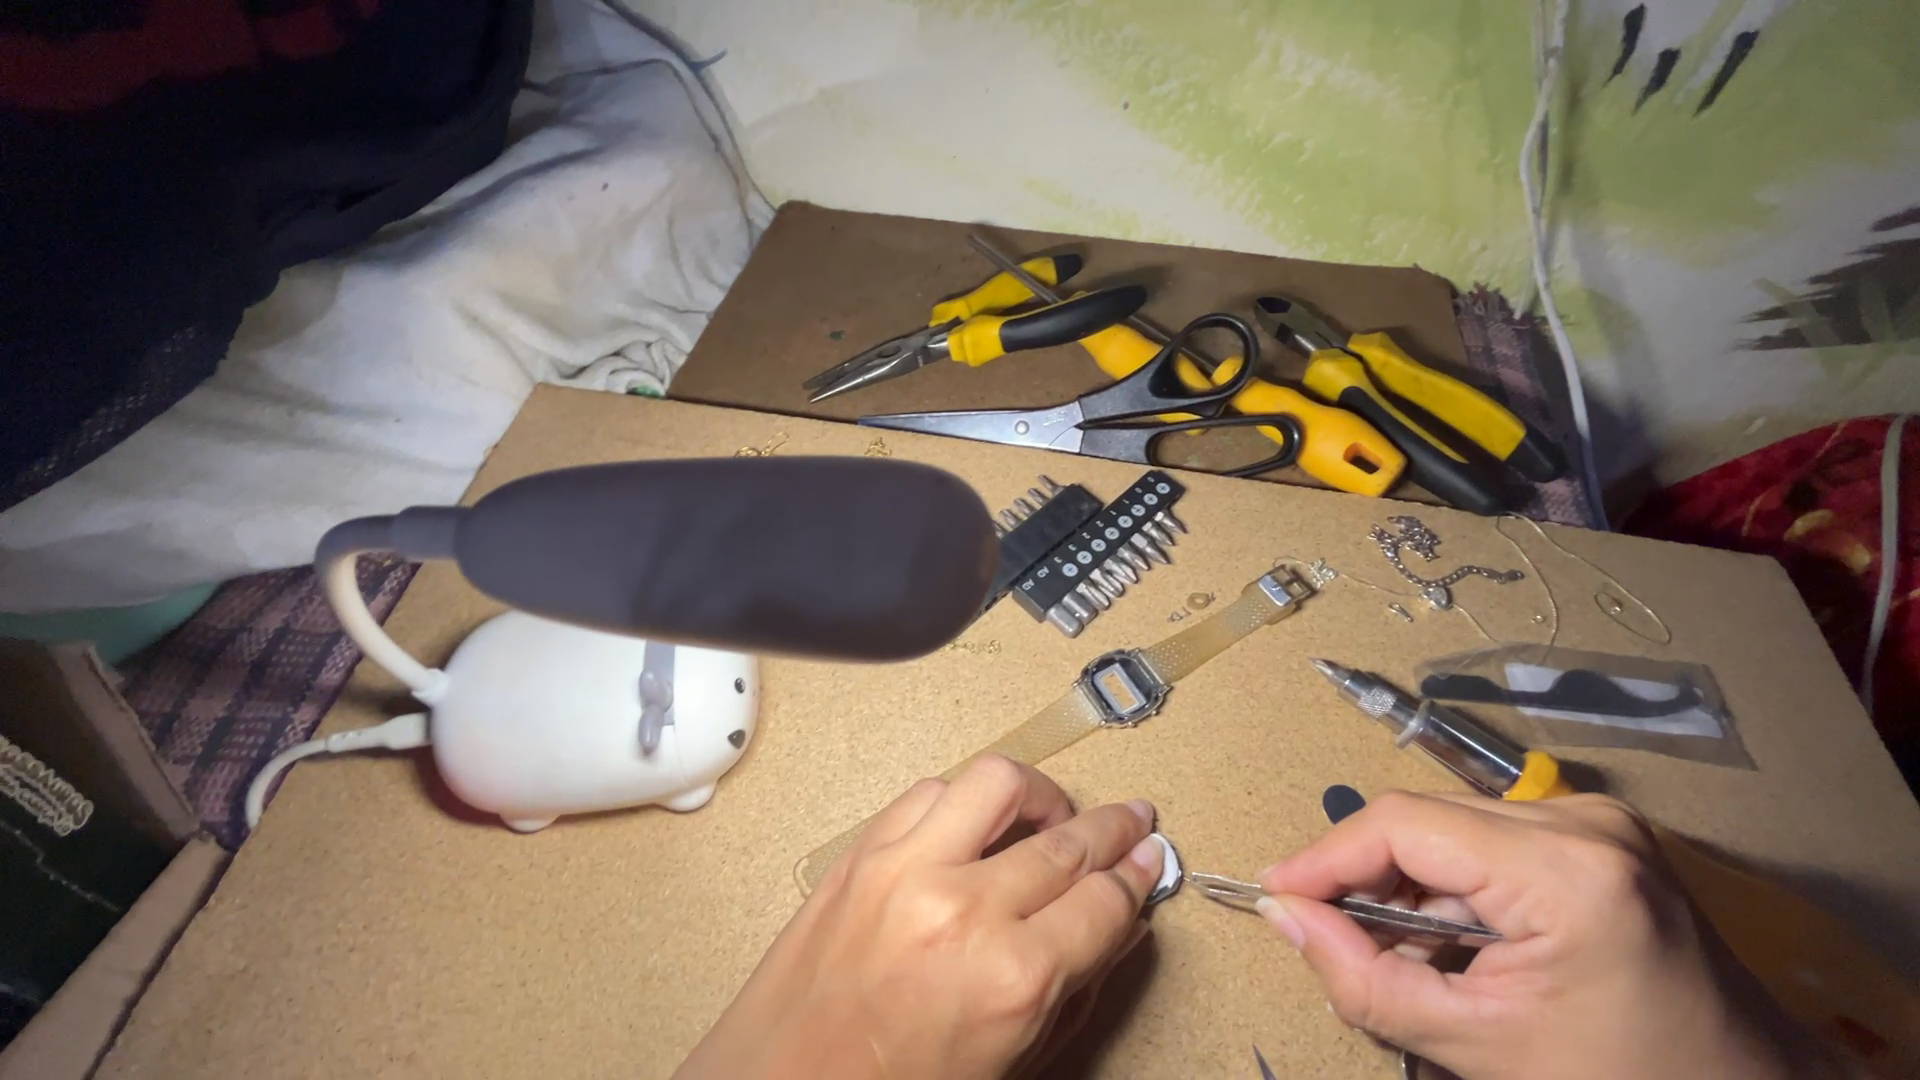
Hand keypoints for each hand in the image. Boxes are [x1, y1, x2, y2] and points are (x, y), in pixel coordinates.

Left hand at [674, 755, 1163, 1079]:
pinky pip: (930, 791)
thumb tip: (1116, 916)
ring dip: (1039, 792)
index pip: (1102, 902)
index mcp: (1009, 980)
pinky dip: (965, 799)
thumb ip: (1074, 984)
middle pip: (1064, 839)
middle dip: (1112, 826)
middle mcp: (962, 909)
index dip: (1136, 876)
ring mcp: (906, 868)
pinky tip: (977, 823)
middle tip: (1131, 818)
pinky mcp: (862, 851)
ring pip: (997, 782)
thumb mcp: (1011, 1060)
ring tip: (1053, 810)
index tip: (1150, 858)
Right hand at [1259, 792, 1833, 1079]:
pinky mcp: (1593, 829)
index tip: (1275, 892)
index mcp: (1566, 870)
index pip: (1402, 825)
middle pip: (1420, 820)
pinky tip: (1437, 933)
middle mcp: (1580, 820)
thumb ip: (1364, 980)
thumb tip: (1283, 914)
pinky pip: (1480, 836)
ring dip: (1400, 881)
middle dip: (1362, 875)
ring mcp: (1592, 818)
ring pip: (1444, 825)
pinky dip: (1442, 882)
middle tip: (1323, 928)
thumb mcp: (1480, 1047)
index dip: (1326, 856)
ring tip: (1385, 943)